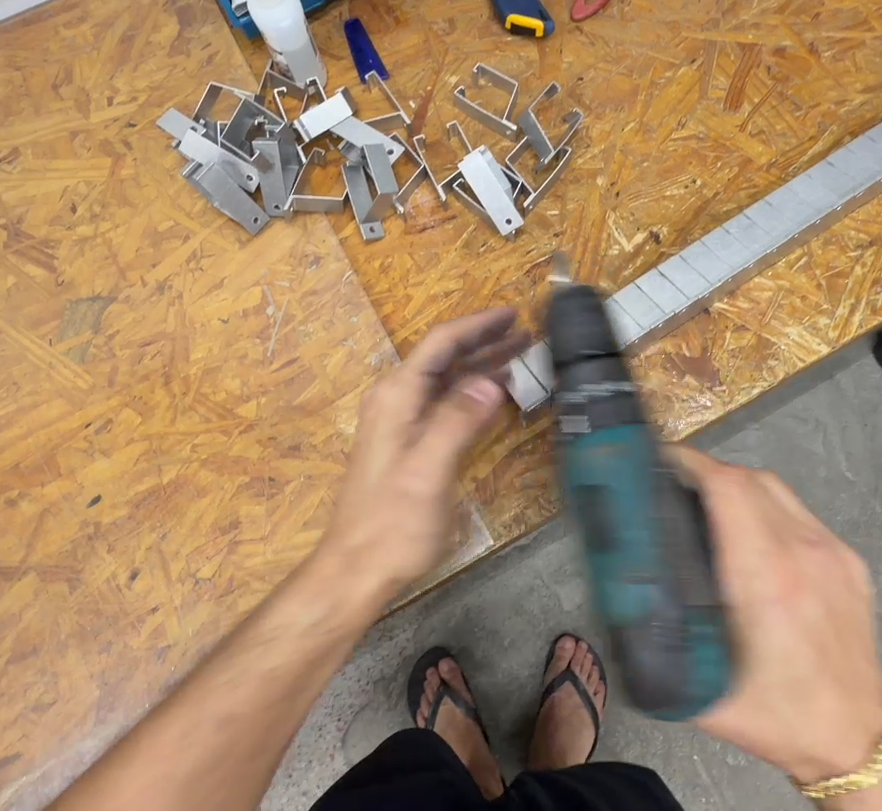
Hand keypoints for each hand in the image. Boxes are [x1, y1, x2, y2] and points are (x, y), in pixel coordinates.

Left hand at [321, 308, 531, 597]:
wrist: (357, 567)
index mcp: (397, 396)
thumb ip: (456, 421)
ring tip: (520, 353)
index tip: (512, 313)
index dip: (477, 325)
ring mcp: (401, 421)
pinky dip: (472, 393)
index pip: (440, 344)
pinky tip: (496, 393)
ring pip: (446, 380)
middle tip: (524, 330)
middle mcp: (396, 400)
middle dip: (484, 341)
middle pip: (444, 357)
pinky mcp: (409, 442)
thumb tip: (491, 382)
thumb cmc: (392, 523)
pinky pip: (445, 404)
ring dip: (481, 365)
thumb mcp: (428, 470)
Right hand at [670, 444, 881, 782]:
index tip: (661, 461)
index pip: (727, 488)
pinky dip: (764, 505)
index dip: (691, 464)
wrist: (857, 741)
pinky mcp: (849, 560)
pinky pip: (798, 510)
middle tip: (672, 485)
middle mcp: (803, 554)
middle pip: (748, 477)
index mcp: (767, 579)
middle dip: (705, 471)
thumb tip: (616, 601)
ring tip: (706, 503)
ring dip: (735, 485)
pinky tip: (747, 530)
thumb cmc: (777, 715)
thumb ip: (654, 643)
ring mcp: (832, 553)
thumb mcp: (698, 689)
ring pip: (774, 487)